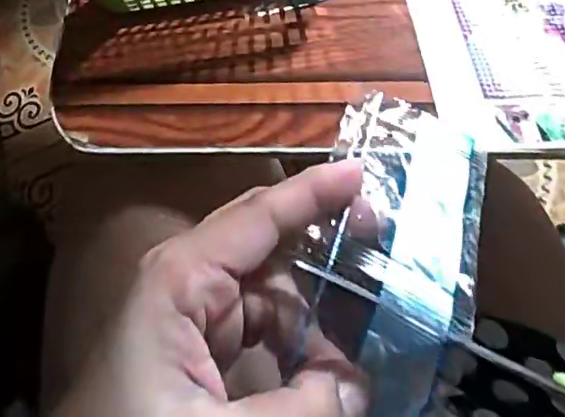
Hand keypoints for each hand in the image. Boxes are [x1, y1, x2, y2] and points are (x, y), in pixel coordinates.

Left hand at [51, 161, 368, 416]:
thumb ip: (296, 408)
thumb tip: (355, 387)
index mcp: (183, 275)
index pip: (261, 214)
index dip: (313, 191)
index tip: (361, 171)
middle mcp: (190, 277)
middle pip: (273, 249)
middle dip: (326, 255)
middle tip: (382, 257)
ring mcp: (194, 311)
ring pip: (274, 294)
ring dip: (317, 320)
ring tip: (361, 351)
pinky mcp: (198, 346)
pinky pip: (261, 328)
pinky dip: (297, 346)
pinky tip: (324, 374)